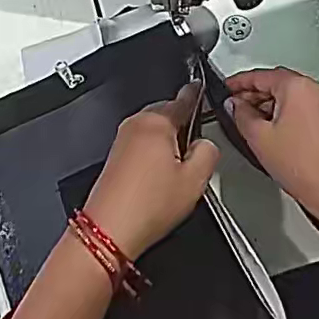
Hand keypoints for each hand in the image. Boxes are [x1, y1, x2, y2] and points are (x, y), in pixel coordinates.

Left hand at [82, 85, 218, 257]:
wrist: (109, 230)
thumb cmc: (145, 206)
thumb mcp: (195, 180)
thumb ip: (209, 151)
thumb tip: (207, 144)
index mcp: (156, 122)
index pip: (183, 99)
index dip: (196, 95)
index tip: (199, 88)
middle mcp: (136, 125)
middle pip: (167, 114)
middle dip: (182, 127)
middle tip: (196, 151)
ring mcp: (122, 139)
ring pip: (154, 132)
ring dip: (168, 144)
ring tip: (176, 174)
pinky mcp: (116, 156)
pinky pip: (142, 145)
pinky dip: (153, 156)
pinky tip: (159, 180)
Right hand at [225, 68, 318, 228]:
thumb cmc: (308, 166)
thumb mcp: (259, 137)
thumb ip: (240, 115)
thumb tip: (235, 106)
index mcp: (297, 87)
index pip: (259, 75)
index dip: (237, 82)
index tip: (227, 88)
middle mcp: (313, 91)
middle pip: (274, 83)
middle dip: (251, 94)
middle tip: (234, 106)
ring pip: (286, 97)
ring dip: (266, 106)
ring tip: (248, 123)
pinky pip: (297, 109)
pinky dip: (280, 116)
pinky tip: (268, 133)